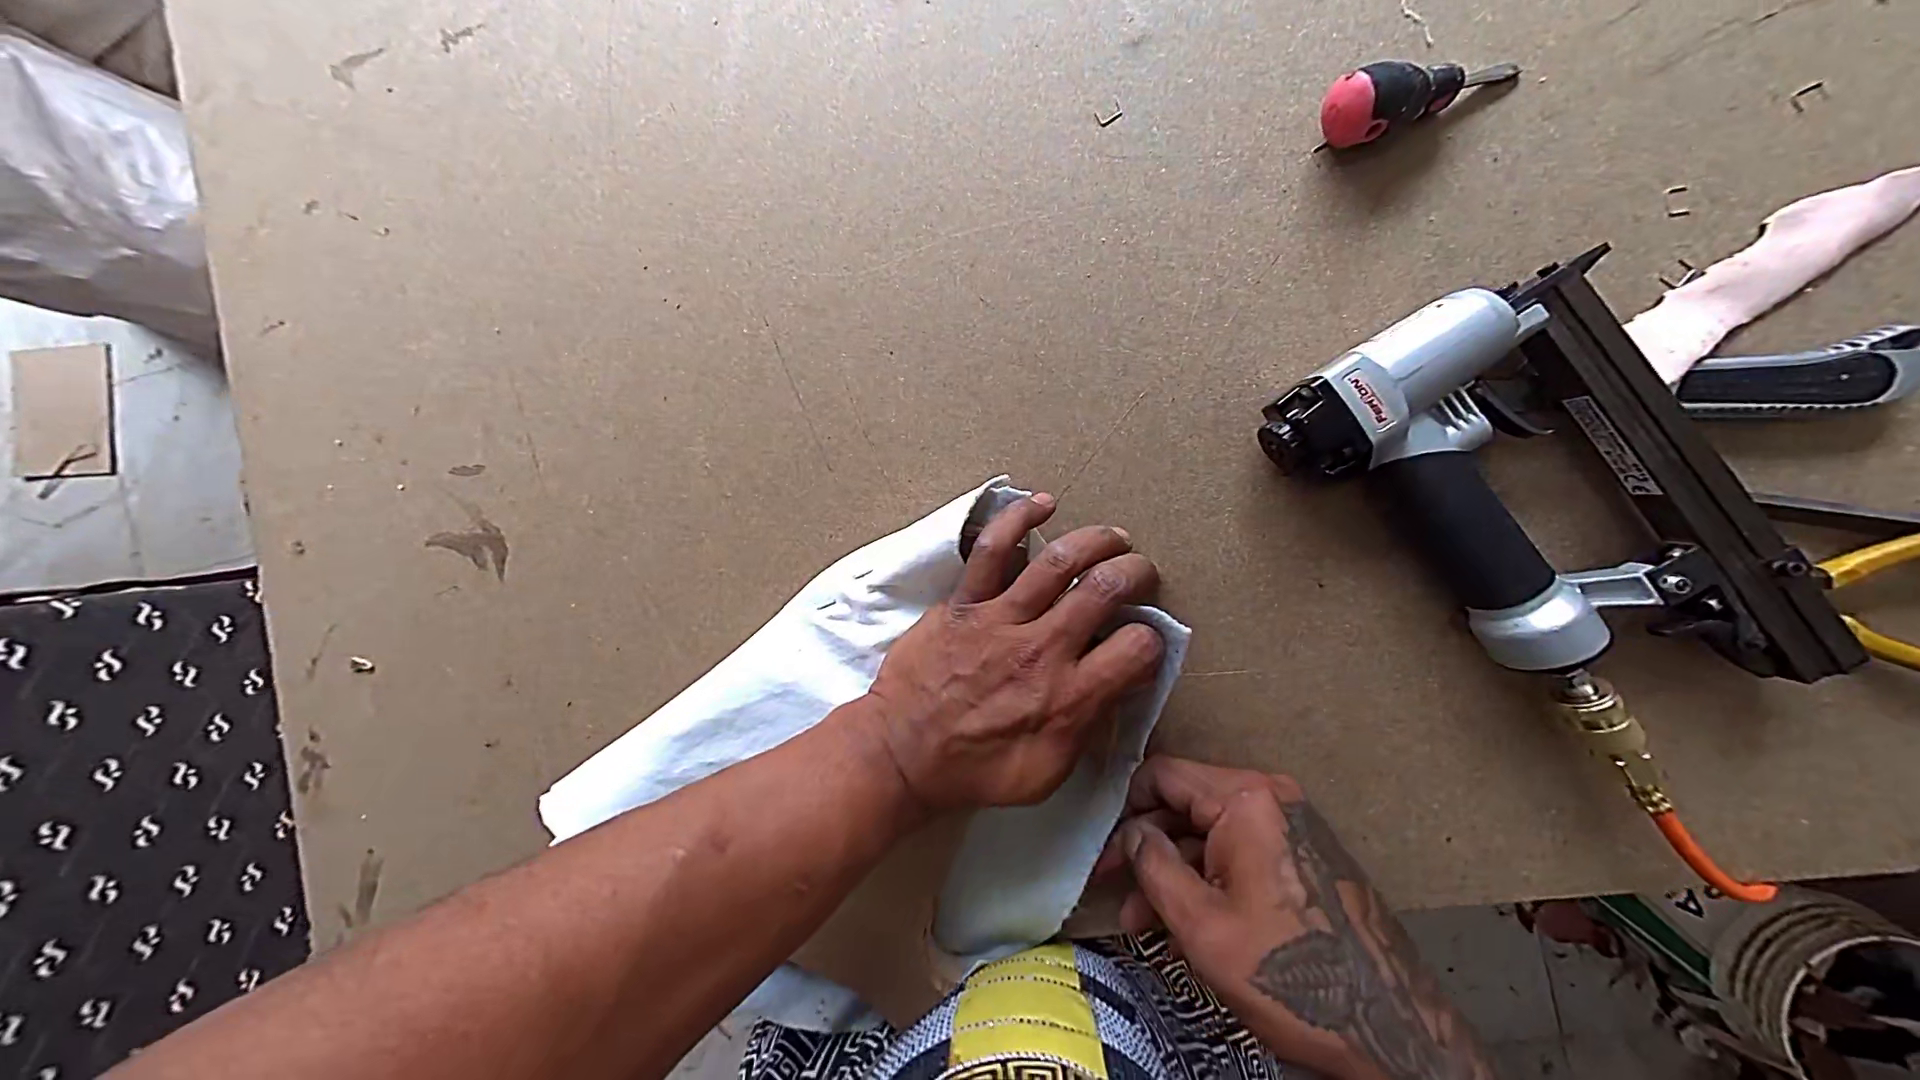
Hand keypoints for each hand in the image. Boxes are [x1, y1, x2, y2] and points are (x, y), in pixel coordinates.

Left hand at [858, 492, 1163, 812]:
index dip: (1151, 640)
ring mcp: (1000, 619)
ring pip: (1059, 562)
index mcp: (1069, 696)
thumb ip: (1090, 728)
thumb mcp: (1047, 771)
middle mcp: (1042, 649)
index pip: (1138, 648)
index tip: (1140, 641)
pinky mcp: (964, 603)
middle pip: (1105, 590)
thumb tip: (1118, 686)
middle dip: (1135, 573)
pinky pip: (991, 550)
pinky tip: (1042, 504)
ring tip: (1114, 537)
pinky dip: (1018, 520)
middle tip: (1139, 572)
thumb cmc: (975, 769)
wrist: (902, 754)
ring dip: (1096, 541)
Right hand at [1098, 756, 1494, 1079]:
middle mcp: (1269, 798)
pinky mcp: (1299, 855)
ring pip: (1206, 834)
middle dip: (1144, 847)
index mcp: (1246, 797)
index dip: (1122, 808)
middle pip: (1183, 804)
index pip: (1161, 774)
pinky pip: (1236, 853)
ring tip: (1140, 921)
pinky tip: (1182, 924)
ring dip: (1171, 872)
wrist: (1395, 1033)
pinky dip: (1205, 881)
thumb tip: (1127, 833)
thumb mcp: (1201, 922)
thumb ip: (1151, 864)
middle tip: (1111, 885)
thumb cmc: (1293, 974)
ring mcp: (1288, 826)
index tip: (1100, 847)